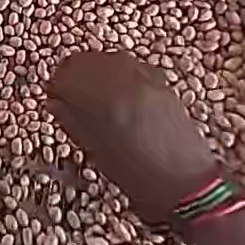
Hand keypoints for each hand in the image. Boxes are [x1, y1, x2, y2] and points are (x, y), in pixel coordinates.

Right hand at [47, 50, 218, 221]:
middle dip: (71, 74)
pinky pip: (129, 65)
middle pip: (84, 60)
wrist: (190, 186)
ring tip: (92, 92)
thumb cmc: (138, 177)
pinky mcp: (161, 82)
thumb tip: (55, 102)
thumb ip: (72, 121)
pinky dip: (117, 72)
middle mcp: (124, 82)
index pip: (66, 76)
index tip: (54, 97)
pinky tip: (117, 91)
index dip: (56, 86)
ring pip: (107, 58)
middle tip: (67, 92)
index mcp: (103, 102)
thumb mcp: (96, 152)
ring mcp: (145, 79)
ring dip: (93, 70)